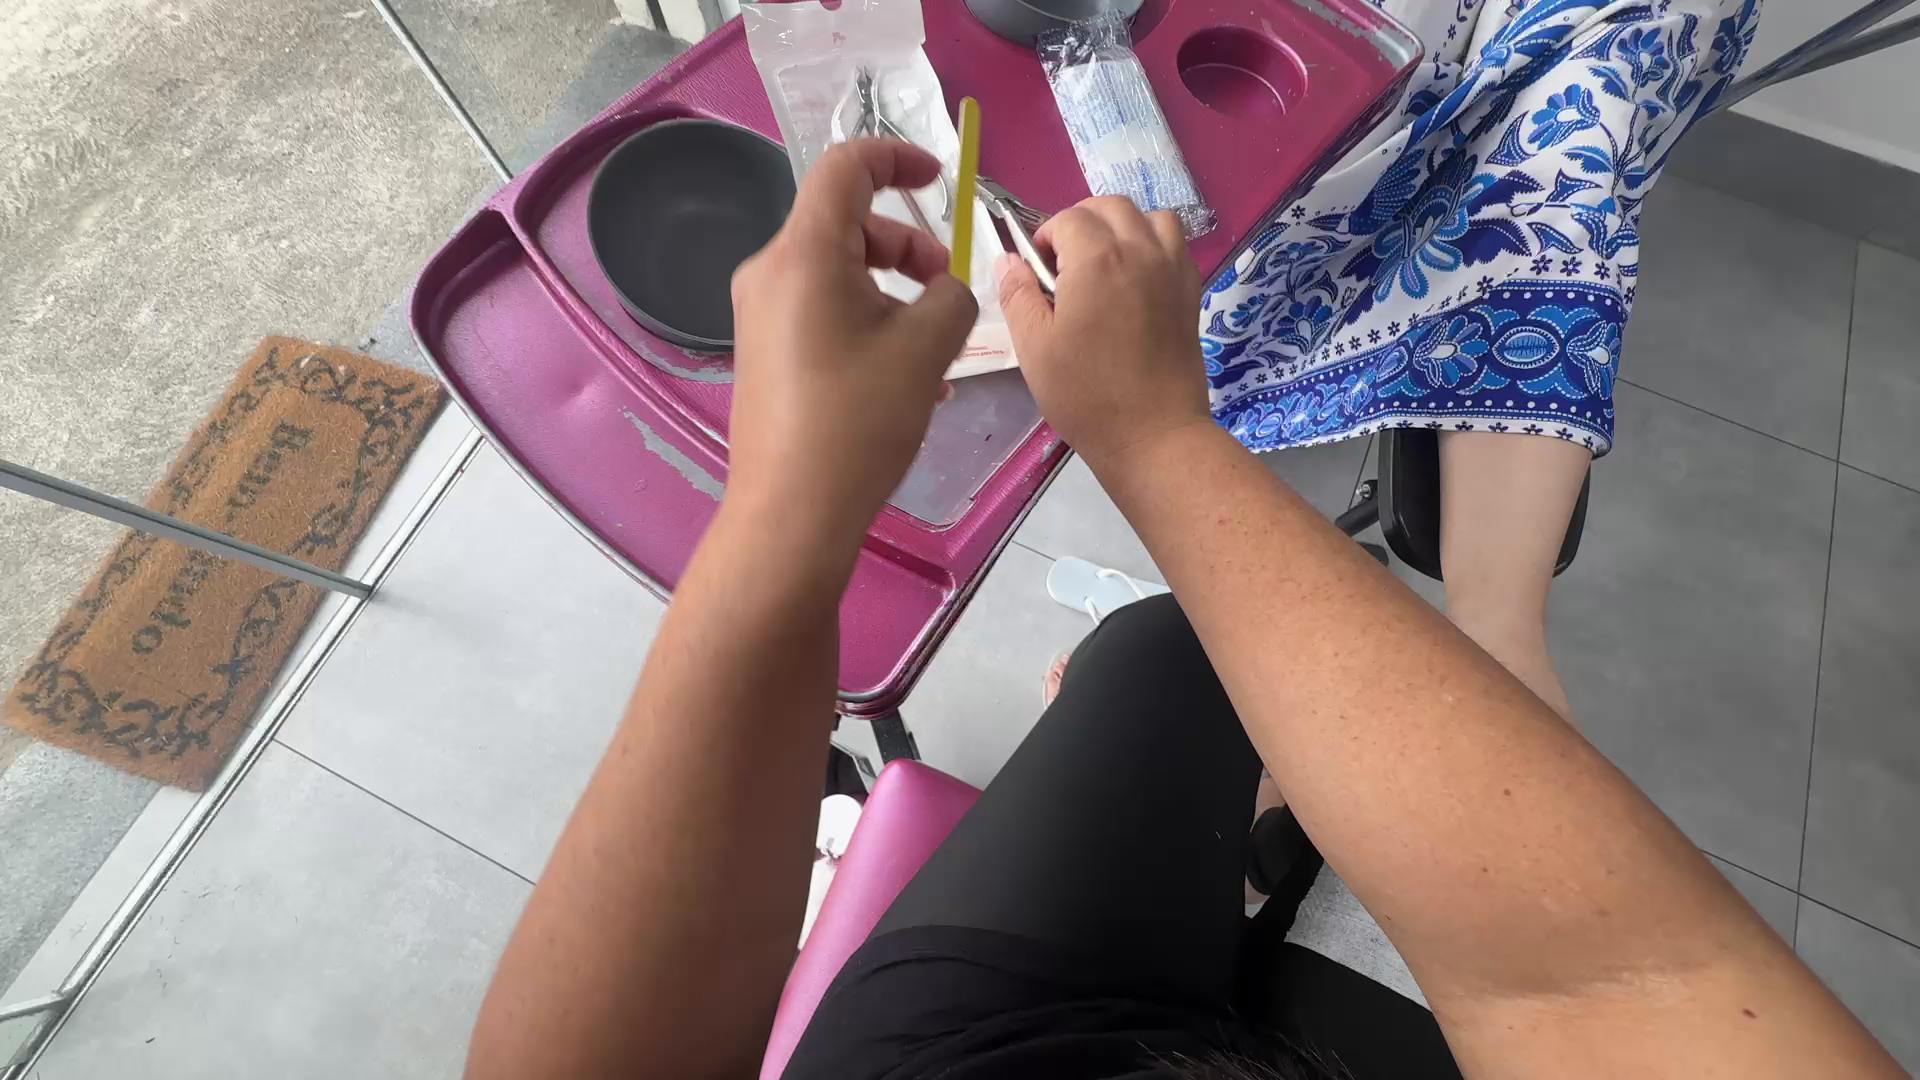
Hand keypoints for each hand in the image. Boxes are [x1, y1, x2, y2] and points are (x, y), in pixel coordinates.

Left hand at [726, 139, 977, 548]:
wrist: (792, 512)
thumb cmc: (859, 422)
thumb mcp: (924, 352)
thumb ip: (952, 298)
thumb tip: (946, 291)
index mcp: (804, 254)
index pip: (846, 167)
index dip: (897, 158)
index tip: (939, 179)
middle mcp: (771, 273)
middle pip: (846, 227)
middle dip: (907, 247)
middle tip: (947, 290)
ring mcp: (762, 317)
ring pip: (840, 278)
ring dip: (895, 297)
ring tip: (935, 353)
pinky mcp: (765, 355)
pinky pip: (823, 317)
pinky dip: (868, 327)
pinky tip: (906, 379)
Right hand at [997, 196, 1210, 469]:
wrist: (1152, 434)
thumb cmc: (1085, 395)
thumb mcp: (1035, 348)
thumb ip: (1018, 296)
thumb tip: (1008, 260)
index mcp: (1096, 260)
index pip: (1067, 219)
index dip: (1045, 238)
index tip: (1036, 271)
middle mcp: (1140, 250)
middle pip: (1110, 207)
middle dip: (1081, 223)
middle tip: (1063, 264)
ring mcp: (1172, 269)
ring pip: (1150, 217)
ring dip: (1122, 227)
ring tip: (1104, 264)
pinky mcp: (1191, 292)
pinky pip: (1175, 245)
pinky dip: (1153, 245)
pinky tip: (1136, 280)